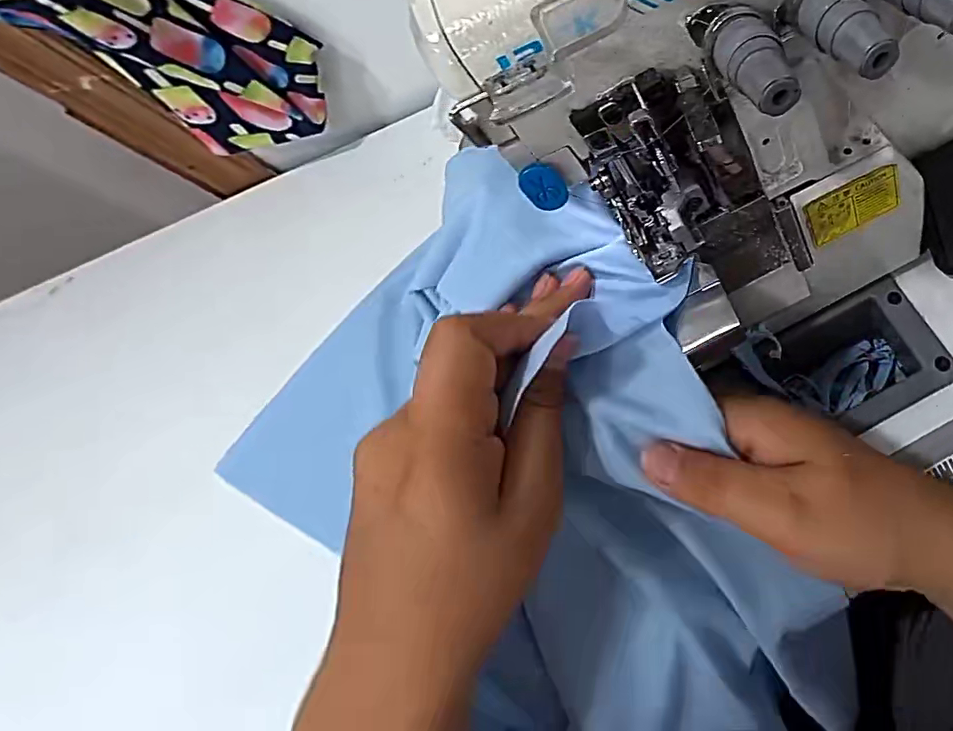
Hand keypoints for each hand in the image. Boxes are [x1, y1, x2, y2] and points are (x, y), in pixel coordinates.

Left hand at [298, 268, 591, 730]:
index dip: (520, 314)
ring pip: (447, 375)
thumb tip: (556, 353)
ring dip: (498, 354)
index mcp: (434, 435)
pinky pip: (437, 404)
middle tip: (568, 289)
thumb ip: (540, 417)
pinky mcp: (382, 461)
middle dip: (517, 319)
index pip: (465, 339)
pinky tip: (508, 400)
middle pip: (455, 349)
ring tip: (549, 337)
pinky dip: (477, 388)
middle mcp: (396, 426)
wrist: (394, 662)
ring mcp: (382, 444)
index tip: (570, 295)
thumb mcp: (532, 502)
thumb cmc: (475, 584)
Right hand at [640, 395, 952, 591]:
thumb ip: (713, 482)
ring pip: (719, 447)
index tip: (604, 443)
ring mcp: (781, 444)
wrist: (926, 542)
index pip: (687, 407)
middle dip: (663, 446)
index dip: (648, 423)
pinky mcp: (792, 468)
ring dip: (688, 466)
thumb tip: (646, 449)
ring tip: (640, 490)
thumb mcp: (777, 509)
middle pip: (700, 425)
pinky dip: (716, 481)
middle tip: (614, 476)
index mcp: (758, 419)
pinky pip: (740, 466)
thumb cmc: (852, 524)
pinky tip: (696, 504)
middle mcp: (766, 421)